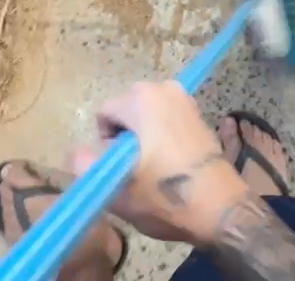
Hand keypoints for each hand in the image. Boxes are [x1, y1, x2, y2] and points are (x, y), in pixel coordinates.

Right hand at [67, 81, 249, 245]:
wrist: (221, 206)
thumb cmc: (167, 196)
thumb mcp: (118, 190)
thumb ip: (87, 167)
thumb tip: (74, 151)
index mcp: (140, 99)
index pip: (105, 113)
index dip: (105, 143)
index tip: (119, 168)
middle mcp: (162, 87)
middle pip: (126, 108)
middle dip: (124, 135)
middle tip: (136, 168)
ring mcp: (183, 97)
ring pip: (145, 112)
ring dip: (143, 134)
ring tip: (154, 166)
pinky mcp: (196, 110)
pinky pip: (165, 115)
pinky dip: (161, 132)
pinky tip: (170, 159)